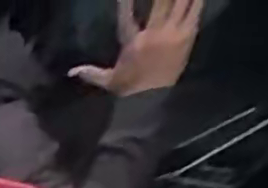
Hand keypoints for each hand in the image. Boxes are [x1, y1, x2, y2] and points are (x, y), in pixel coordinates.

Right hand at [71, 0, 202, 96]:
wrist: (148, 98)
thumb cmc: (127, 88)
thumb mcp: (106, 80)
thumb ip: (90, 72)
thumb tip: (71, 72)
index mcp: (132, 43)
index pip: (127, 18)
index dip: (125, 4)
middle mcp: (152, 33)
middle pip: (161, 2)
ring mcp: (172, 32)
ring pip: (181, 1)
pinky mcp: (188, 33)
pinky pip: (196, 7)